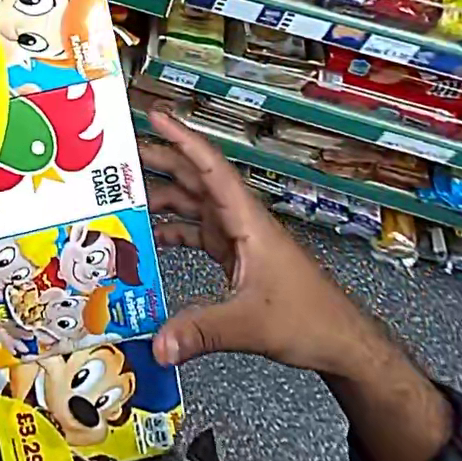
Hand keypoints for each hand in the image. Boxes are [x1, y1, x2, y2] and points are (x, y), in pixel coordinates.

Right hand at [142, 108, 453, 460]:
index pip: (211, 166)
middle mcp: (240, 219)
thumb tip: (158, 343)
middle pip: (195, 179)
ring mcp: (237, 236)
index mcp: (248, 219)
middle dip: (160, 161)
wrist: (340, 339)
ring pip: (194, 205)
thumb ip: (202, 331)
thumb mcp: (251, 324)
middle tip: (122, 155)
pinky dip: (172, 230)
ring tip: (125, 194)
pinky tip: (150, 237)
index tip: (156, 117)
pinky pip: (196, 232)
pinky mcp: (235, 255)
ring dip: (162, 197)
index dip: (182, 138)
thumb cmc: (311, 319)